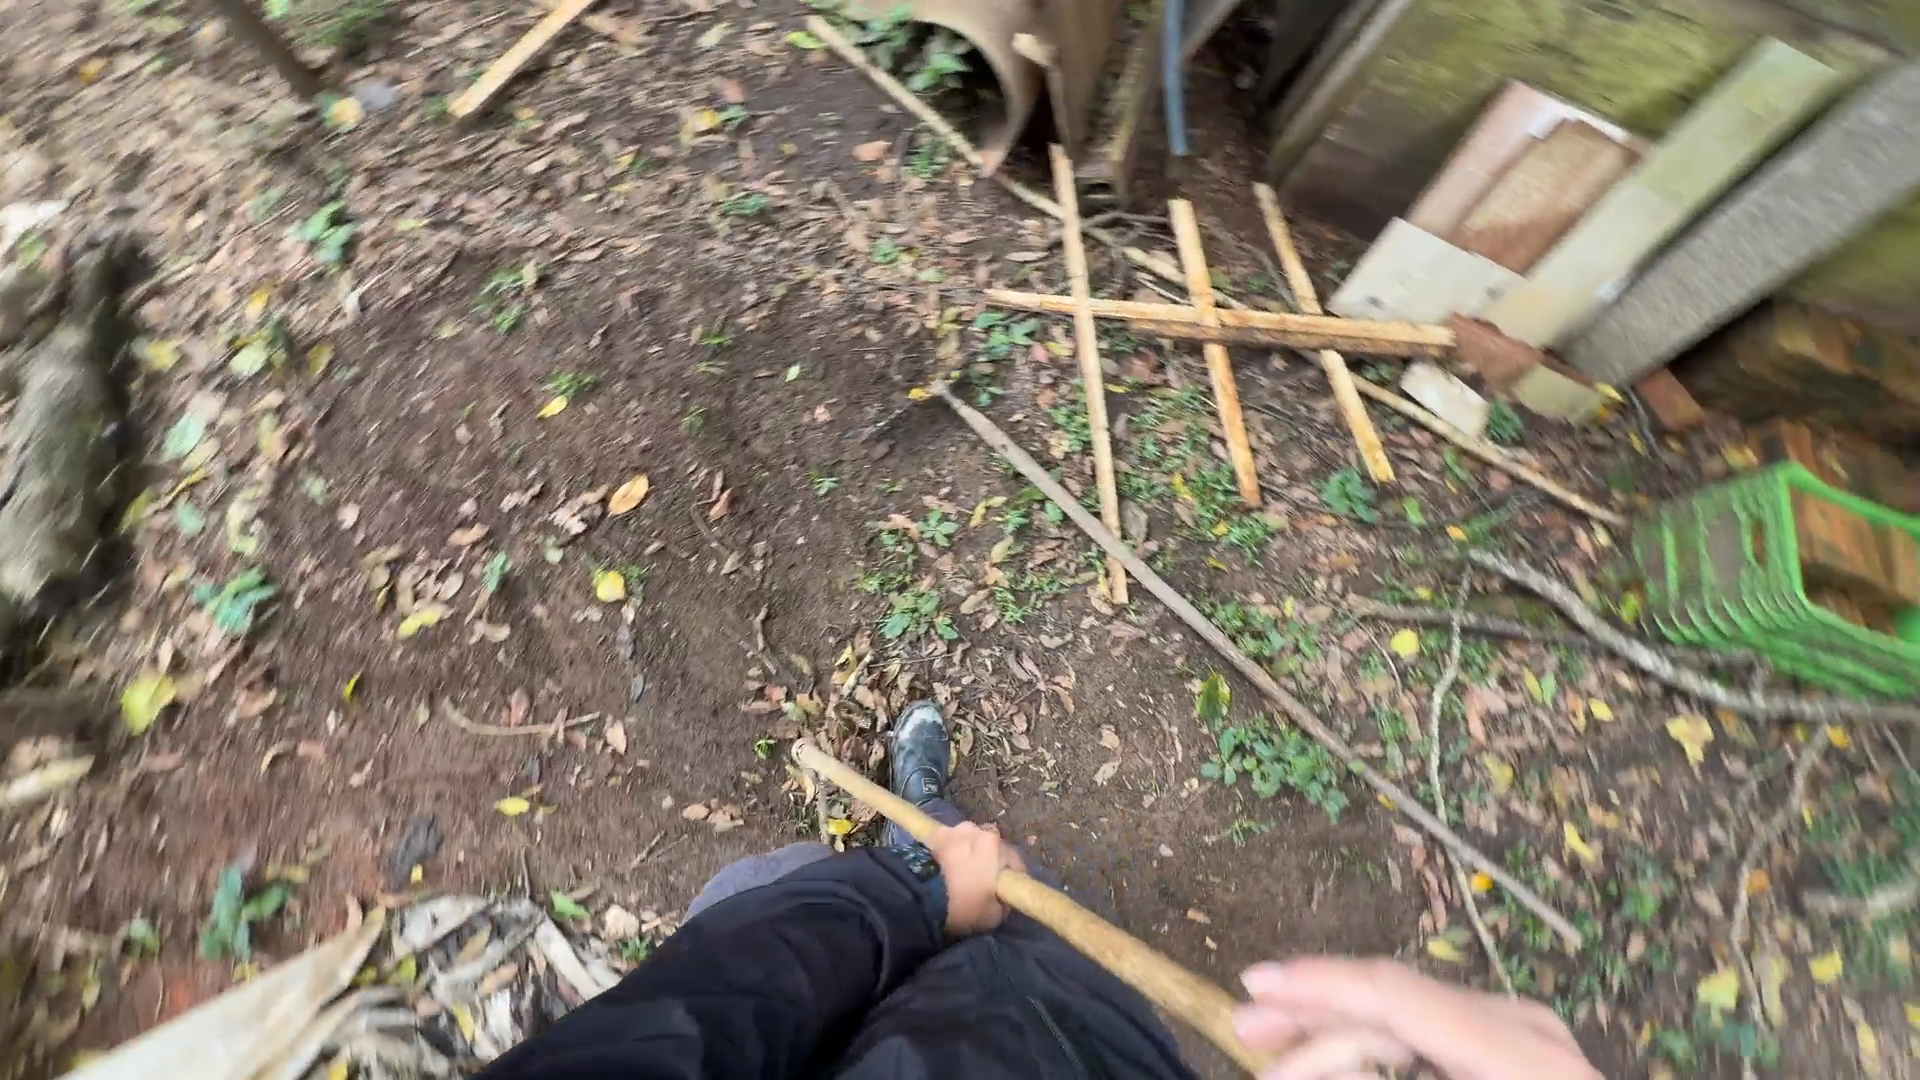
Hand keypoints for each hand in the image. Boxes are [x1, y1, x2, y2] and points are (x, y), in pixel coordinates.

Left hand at [925, 822, 1024, 936]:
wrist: (917, 896)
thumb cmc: (962, 905)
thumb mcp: (993, 916)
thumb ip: (1003, 902)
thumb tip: (1002, 897)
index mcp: (996, 846)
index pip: (1015, 860)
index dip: (1014, 877)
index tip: (1008, 890)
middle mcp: (977, 830)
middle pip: (991, 846)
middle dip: (990, 860)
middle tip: (982, 880)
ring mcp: (953, 829)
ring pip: (968, 840)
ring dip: (968, 851)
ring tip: (959, 871)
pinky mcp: (933, 834)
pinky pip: (948, 842)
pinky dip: (949, 851)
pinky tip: (943, 866)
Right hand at [1235, 958, 1601, 1079]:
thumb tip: (1300, 1067)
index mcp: (1522, 1058)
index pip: (1394, 992)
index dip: (1317, 985)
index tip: (1253, 986)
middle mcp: (1521, 1027)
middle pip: (1391, 998)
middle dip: (1313, 1010)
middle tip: (1246, 1024)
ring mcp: (1522, 1034)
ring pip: (1402, 1011)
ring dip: (1336, 1026)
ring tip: (1275, 1040)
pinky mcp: (1514, 1047)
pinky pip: (1424, 1031)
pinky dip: (1374, 1040)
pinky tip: (1336, 1050)